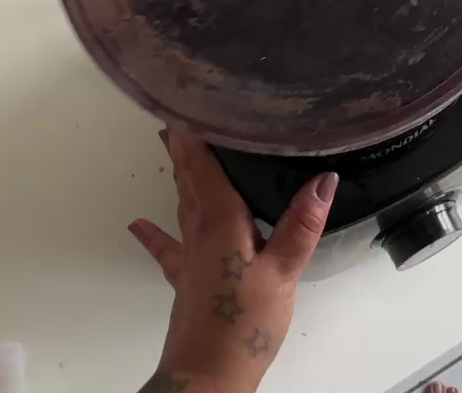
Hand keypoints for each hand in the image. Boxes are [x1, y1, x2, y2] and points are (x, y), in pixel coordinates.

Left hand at [129, 129, 338, 392]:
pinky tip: (137, 225)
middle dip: (184, 140)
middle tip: (179, 106)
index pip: (202, 163)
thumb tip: (324, 178)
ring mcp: (190, 254)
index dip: (193, 129)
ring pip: (182, 199)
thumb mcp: (283, 273)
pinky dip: (154, 232)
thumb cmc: (243, 325)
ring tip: (168, 141)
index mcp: (221, 220)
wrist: (207, 379)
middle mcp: (200, 229)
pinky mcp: (188, 278)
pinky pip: (169, 246)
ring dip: (178, 169)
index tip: (187, 96)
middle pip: (189, 174)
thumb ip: (302, 224)